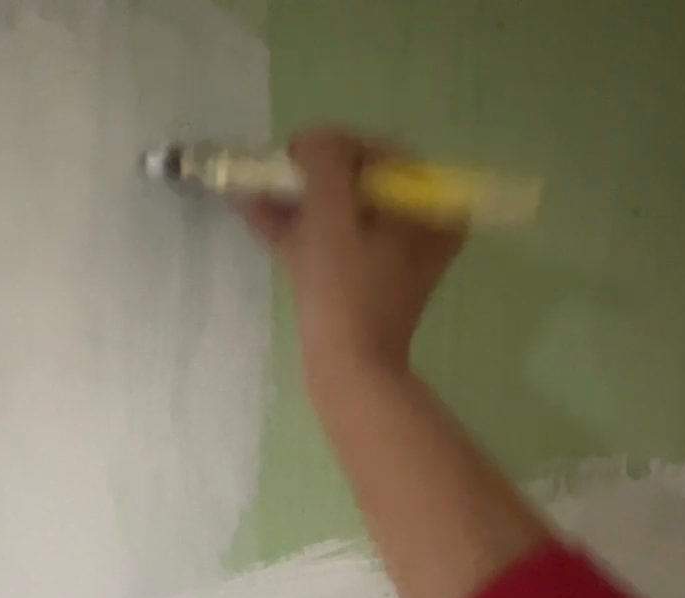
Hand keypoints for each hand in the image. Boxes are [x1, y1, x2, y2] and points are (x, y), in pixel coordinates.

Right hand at [241, 128, 464, 382]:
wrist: (347, 369)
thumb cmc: (344, 292)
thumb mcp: (333, 217)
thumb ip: (324, 163)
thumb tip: (312, 141)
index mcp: (430, 206)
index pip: (379, 154)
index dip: (331, 148)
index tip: (290, 155)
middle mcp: (420, 227)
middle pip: (357, 185)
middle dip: (308, 180)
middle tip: (271, 176)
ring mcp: (392, 258)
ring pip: (339, 215)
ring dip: (297, 204)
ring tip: (255, 195)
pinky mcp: (366, 283)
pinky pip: (333, 244)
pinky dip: (300, 232)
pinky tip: (261, 219)